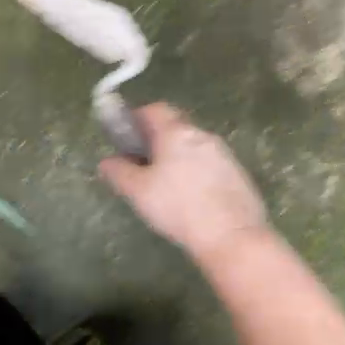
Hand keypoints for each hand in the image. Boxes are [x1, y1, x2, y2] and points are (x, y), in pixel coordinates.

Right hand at [100, 103, 269, 260]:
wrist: (231, 235)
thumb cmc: (177, 207)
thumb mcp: (138, 192)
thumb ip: (119, 172)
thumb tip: (107, 161)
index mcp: (175, 133)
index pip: (154, 109)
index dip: (136, 119)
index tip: (125, 139)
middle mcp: (202, 135)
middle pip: (175, 126)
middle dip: (155, 140)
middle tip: (140, 165)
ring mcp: (224, 154)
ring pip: (192, 146)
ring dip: (176, 157)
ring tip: (164, 185)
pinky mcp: (237, 173)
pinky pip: (209, 163)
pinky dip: (194, 171)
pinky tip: (189, 198)